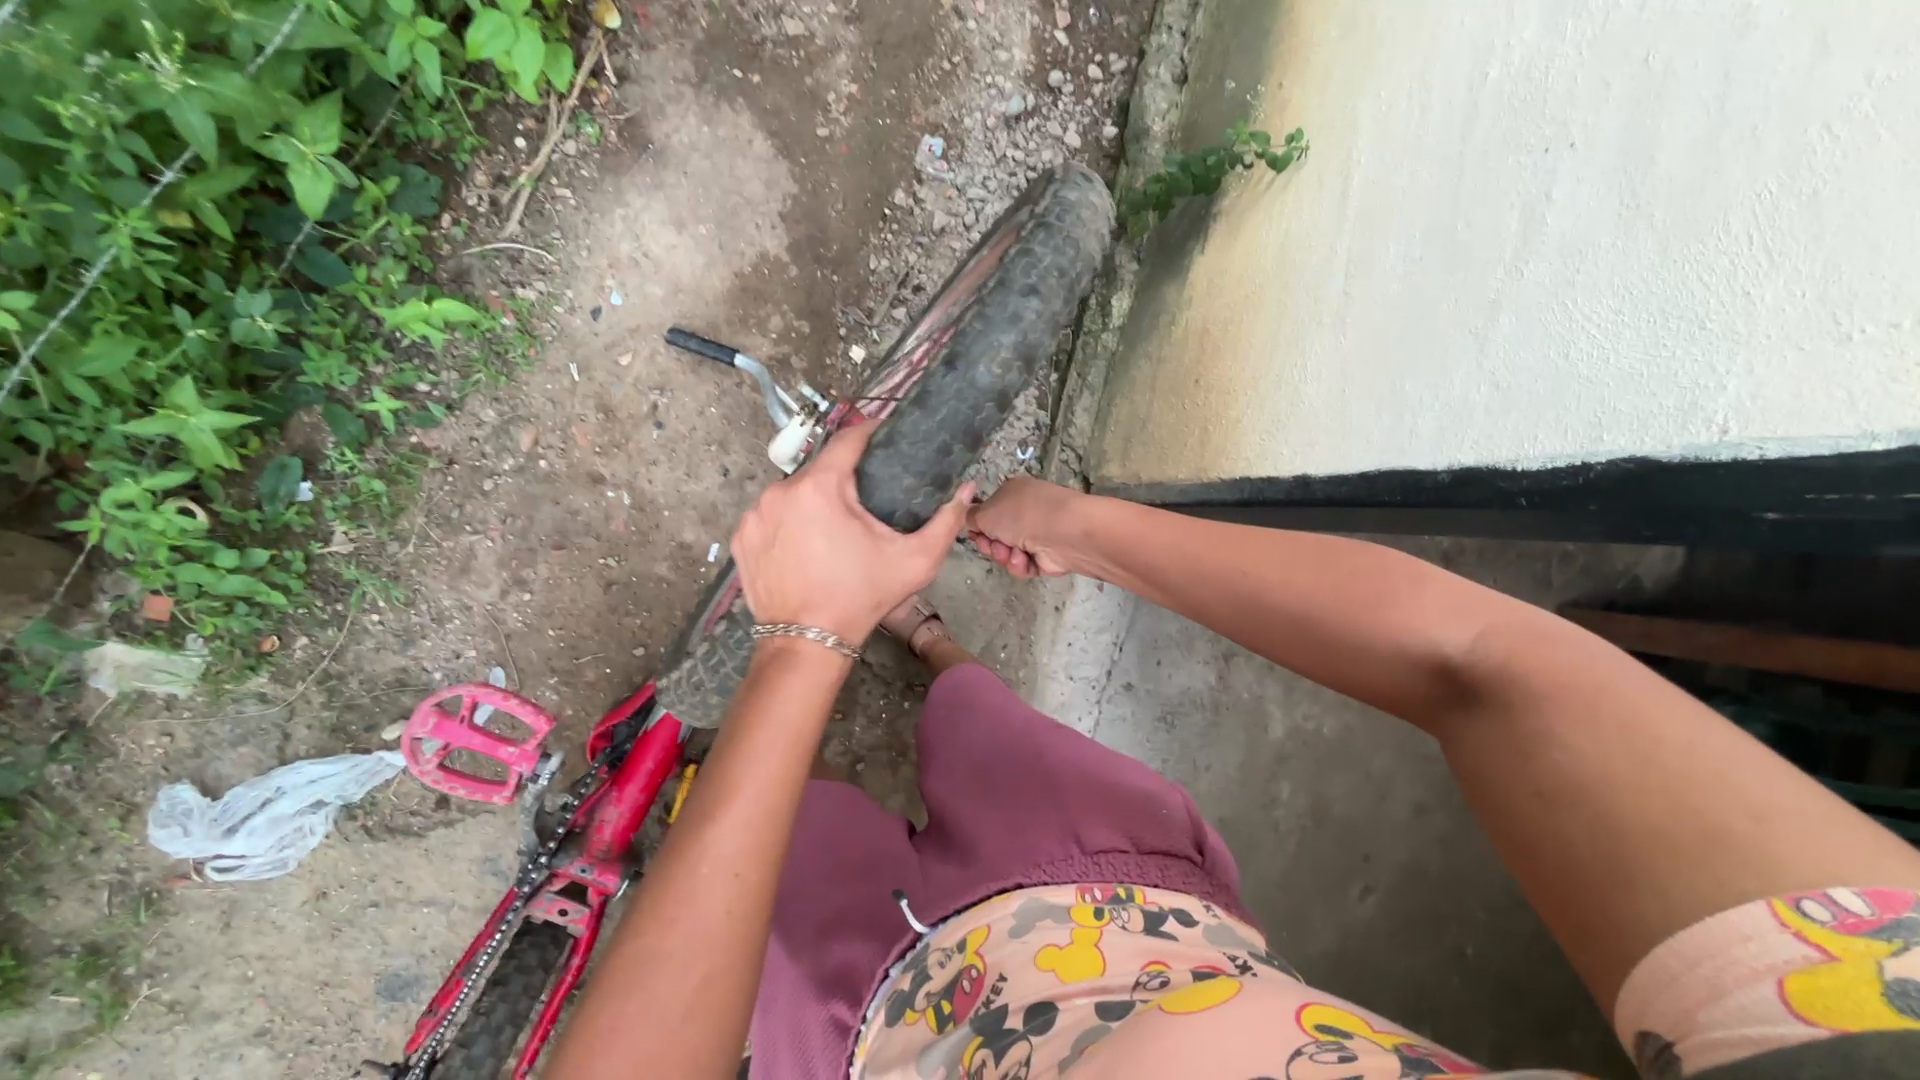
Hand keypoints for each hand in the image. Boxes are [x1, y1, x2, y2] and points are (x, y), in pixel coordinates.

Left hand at [731, 421, 972, 643]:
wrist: (807, 642)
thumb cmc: (861, 598)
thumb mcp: (915, 562)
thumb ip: (946, 522)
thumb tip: (965, 492)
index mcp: (820, 487)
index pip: (847, 440)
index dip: (868, 432)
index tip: (882, 434)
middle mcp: (780, 492)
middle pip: (818, 472)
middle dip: (840, 482)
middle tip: (862, 503)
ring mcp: (755, 515)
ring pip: (792, 495)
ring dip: (811, 503)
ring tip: (832, 530)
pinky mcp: (741, 538)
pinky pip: (769, 518)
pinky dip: (786, 525)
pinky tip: (803, 547)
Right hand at [966, 476, 1082, 577]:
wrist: (1062, 532)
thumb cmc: (1021, 515)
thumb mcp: (985, 513)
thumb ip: (970, 517)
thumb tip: (968, 518)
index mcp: (1011, 493)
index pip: (988, 511)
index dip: (978, 526)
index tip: (974, 534)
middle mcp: (1024, 511)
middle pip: (995, 535)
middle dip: (990, 544)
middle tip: (993, 545)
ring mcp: (1036, 534)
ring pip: (1007, 552)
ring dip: (1005, 555)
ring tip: (1013, 552)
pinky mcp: (1045, 555)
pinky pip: (1022, 564)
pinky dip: (1020, 564)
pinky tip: (1025, 559)